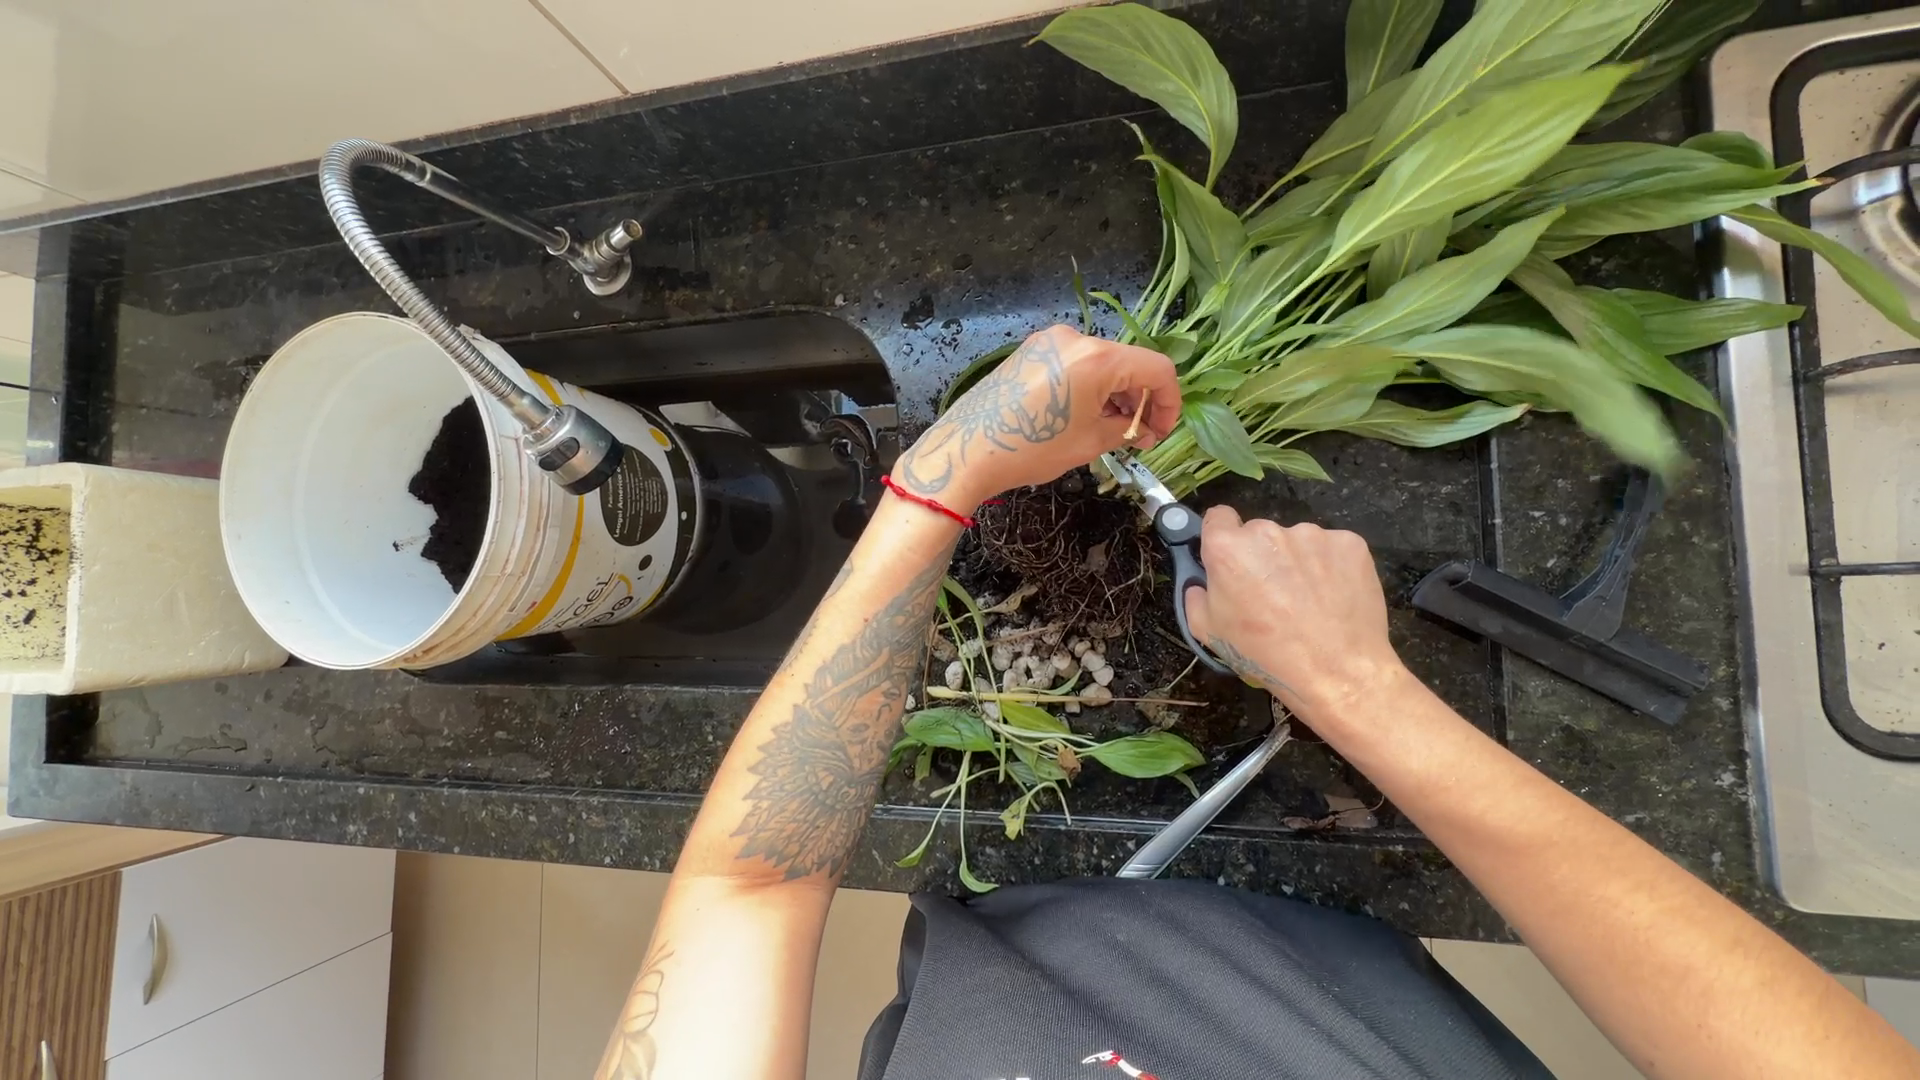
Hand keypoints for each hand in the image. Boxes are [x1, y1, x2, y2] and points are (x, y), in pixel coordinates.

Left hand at [892, 325, 1180, 510]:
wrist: (967, 450)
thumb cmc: (1031, 448)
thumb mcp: (1089, 443)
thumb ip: (1126, 430)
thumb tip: (1144, 430)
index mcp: (1097, 357)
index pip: (1157, 369)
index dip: (1169, 402)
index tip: (1161, 430)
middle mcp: (1075, 339)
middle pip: (1128, 363)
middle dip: (1140, 399)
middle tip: (1138, 436)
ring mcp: (1049, 342)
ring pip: (1101, 363)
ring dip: (1114, 394)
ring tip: (1109, 431)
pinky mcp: (1030, 352)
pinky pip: (1074, 364)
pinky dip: (1089, 387)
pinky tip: (1082, 416)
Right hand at [1185, 506, 1406, 720]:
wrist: (1336, 671)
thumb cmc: (1265, 654)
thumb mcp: (1208, 632)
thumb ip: (1196, 595)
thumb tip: (1203, 582)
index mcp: (1227, 548)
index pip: (1217, 517)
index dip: (1221, 535)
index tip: (1229, 557)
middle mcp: (1267, 531)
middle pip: (1258, 533)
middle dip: (1260, 556)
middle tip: (1270, 593)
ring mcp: (1312, 534)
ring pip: (1296, 542)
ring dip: (1296, 561)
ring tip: (1307, 601)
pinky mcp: (1350, 543)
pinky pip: (1330, 549)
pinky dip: (1329, 566)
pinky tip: (1332, 597)